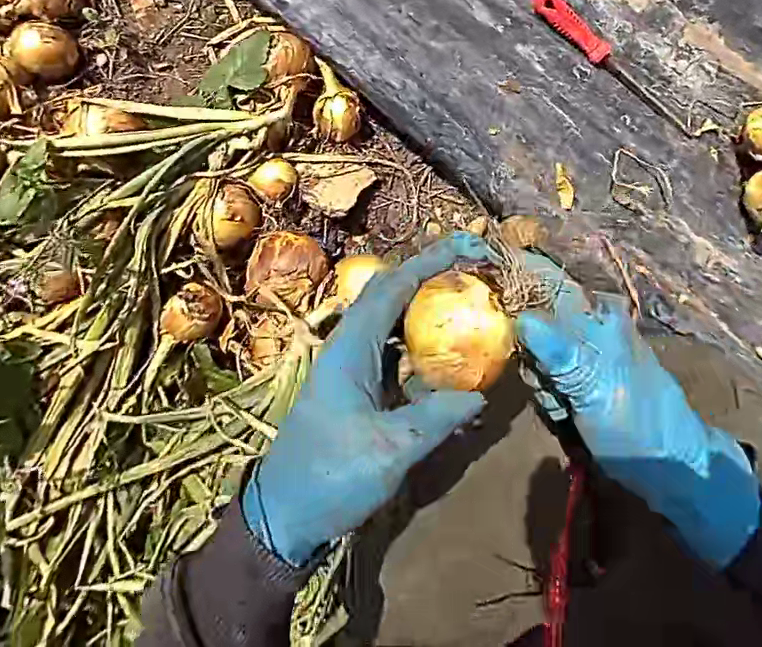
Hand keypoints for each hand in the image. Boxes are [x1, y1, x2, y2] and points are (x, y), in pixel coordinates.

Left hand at [241, 232, 491, 565]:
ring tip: (464, 304)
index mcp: (350, 346)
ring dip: (425, 307)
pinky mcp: (357, 386)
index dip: (431, 260)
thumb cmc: (329, 477)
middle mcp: (349, 344)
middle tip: (473, 271)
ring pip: (392, 319)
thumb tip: (479, 395)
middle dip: (431, 274)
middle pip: (392, 292)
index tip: (468, 246)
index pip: (393, 285)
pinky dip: (420, 344)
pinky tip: (445, 358)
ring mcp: (351, 364)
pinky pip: (393, 351)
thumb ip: (435, 418)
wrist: (282, 515)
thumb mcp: (388, 451)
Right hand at [513, 251, 761, 567]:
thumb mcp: (596, 389)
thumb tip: (521, 318)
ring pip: (532, 349)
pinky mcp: (578, 373)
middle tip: (547, 388)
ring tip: (562, 408)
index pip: (542, 275)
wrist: (674, 468)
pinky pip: (543, 372)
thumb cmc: (638, 426)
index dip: (509, 270)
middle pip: (528, 316)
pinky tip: (564, 413)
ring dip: (538, 380)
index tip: (478, 275)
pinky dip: (546, 393)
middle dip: (526, 353)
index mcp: (595, 312)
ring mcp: (582, 348)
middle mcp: (587, 321)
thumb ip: (559, 352)